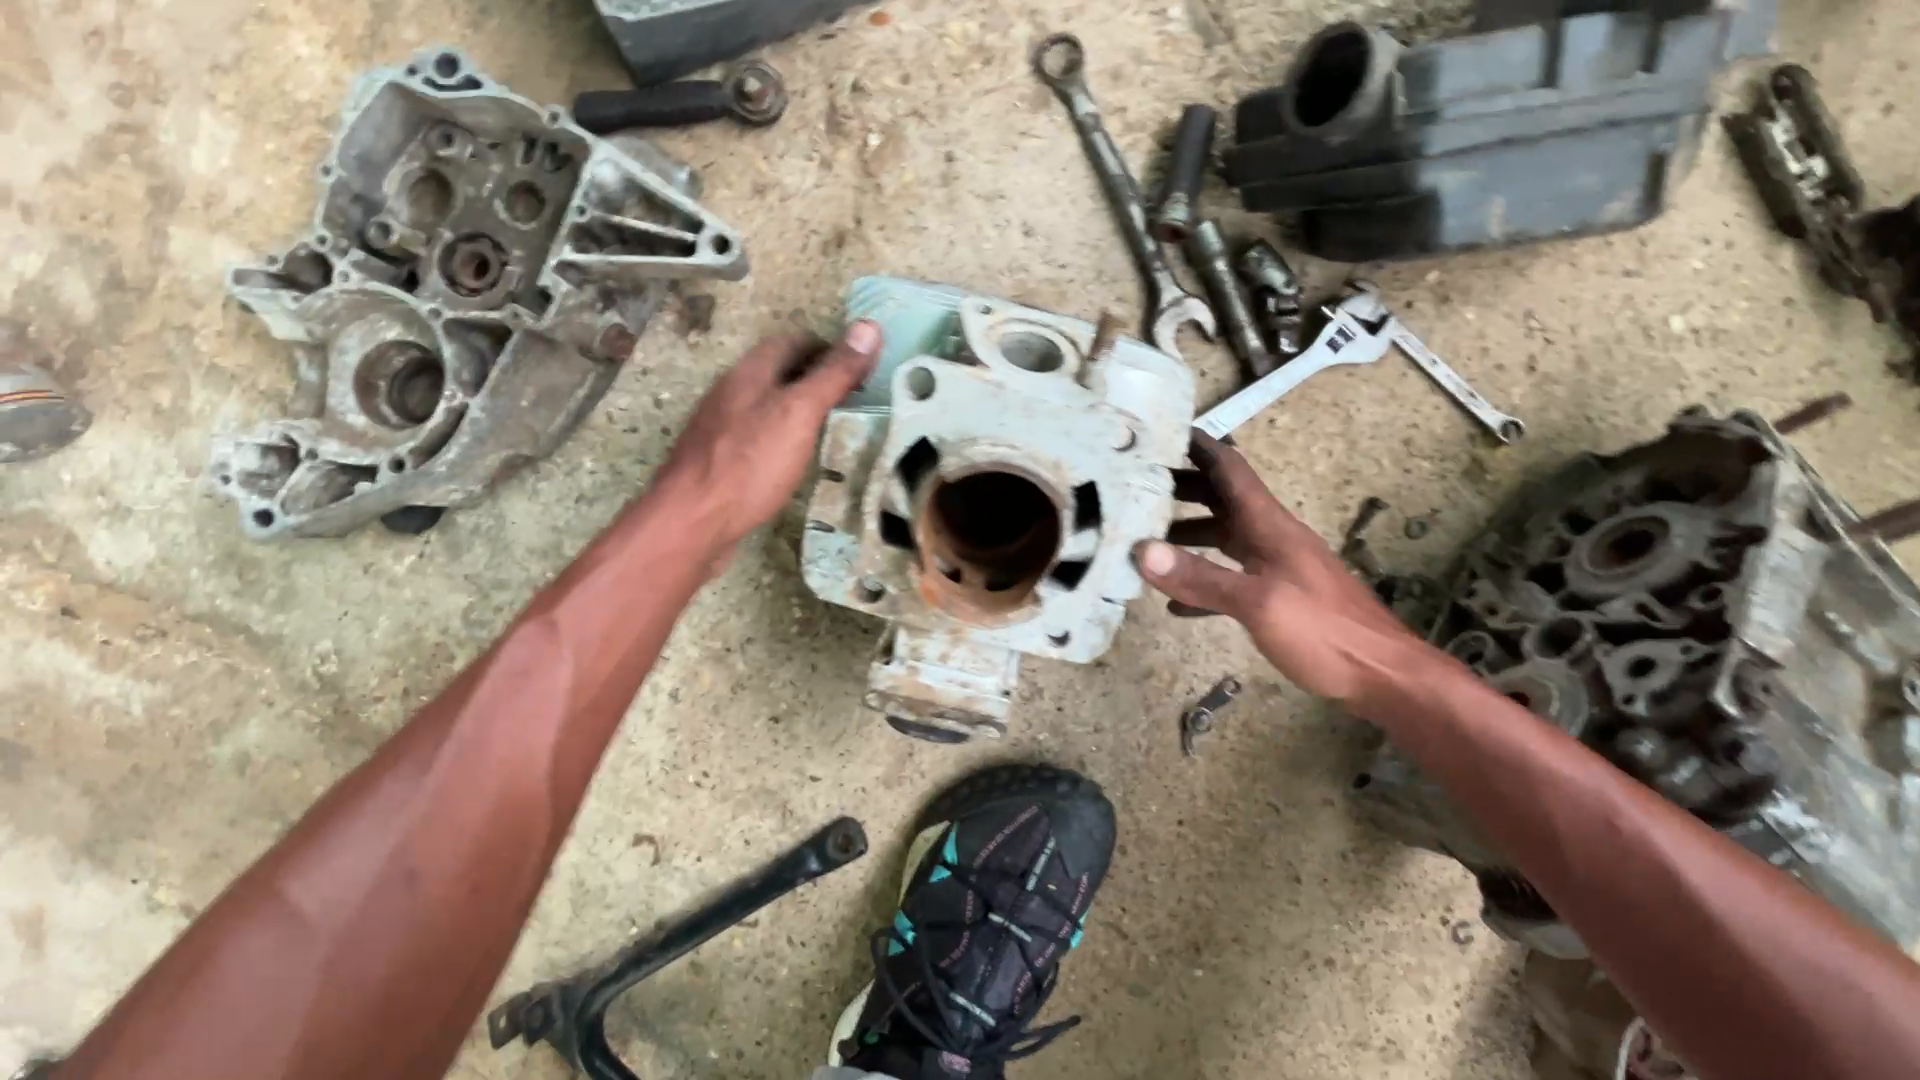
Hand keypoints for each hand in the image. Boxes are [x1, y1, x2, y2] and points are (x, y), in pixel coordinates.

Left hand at [656, 322, 880, 550]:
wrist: (690, 521)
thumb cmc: (749, 464)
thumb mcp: (800, 413)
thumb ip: (833, 373)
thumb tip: (869, 327)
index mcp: (750, 373)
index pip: (792, 342)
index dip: (828, 349)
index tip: (860, 368)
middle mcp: (730, 393)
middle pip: (776, 371)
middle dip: (813, 376)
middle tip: (851, 397)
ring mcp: (720, 427)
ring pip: (764, 404)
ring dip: (795, 407)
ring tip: (828, 426)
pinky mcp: (718, 460)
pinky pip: (754, 435)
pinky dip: (779, 436)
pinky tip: (791, 459)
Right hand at [1134, 432, 1418, 703]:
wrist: (1381, 675)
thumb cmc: (1324, 631)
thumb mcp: (1257, 603)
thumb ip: (1200, 578)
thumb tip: (1141, 551)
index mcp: (1268, 525)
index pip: (1230, 469)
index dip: (1197, 446)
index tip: (1159, 432)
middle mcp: (1271, 537)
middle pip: (1222, 499)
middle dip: (1181, 489)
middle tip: (1135, 487)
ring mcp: (1276, 567)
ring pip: (1224, 537)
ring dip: (1187, 535)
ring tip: (1145, 540)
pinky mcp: (1278, 598)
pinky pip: (1232, 578)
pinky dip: (1203, 582)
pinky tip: (1176, 604)